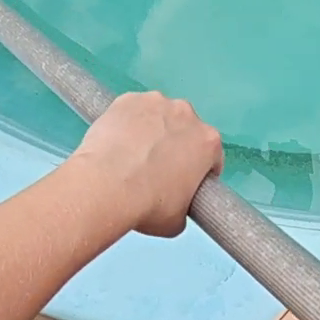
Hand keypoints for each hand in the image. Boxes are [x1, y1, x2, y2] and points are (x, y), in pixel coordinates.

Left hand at [69, 91, 223, 237]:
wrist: (107, 187)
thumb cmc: (148, 205)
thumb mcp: (179, 220)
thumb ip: (185, 206)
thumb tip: (176, 205)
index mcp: (208, 142)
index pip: (211, 156)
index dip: (200, 172)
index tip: (186, 182)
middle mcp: (187, 114)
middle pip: (186, 131)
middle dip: (176, 147)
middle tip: (158, 171)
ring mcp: (155, 102)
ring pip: (159, 118)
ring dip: (153, 133)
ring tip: (134, 157)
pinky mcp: (127, 99)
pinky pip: (132, 112)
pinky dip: (128, 124)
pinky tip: (118, 145)